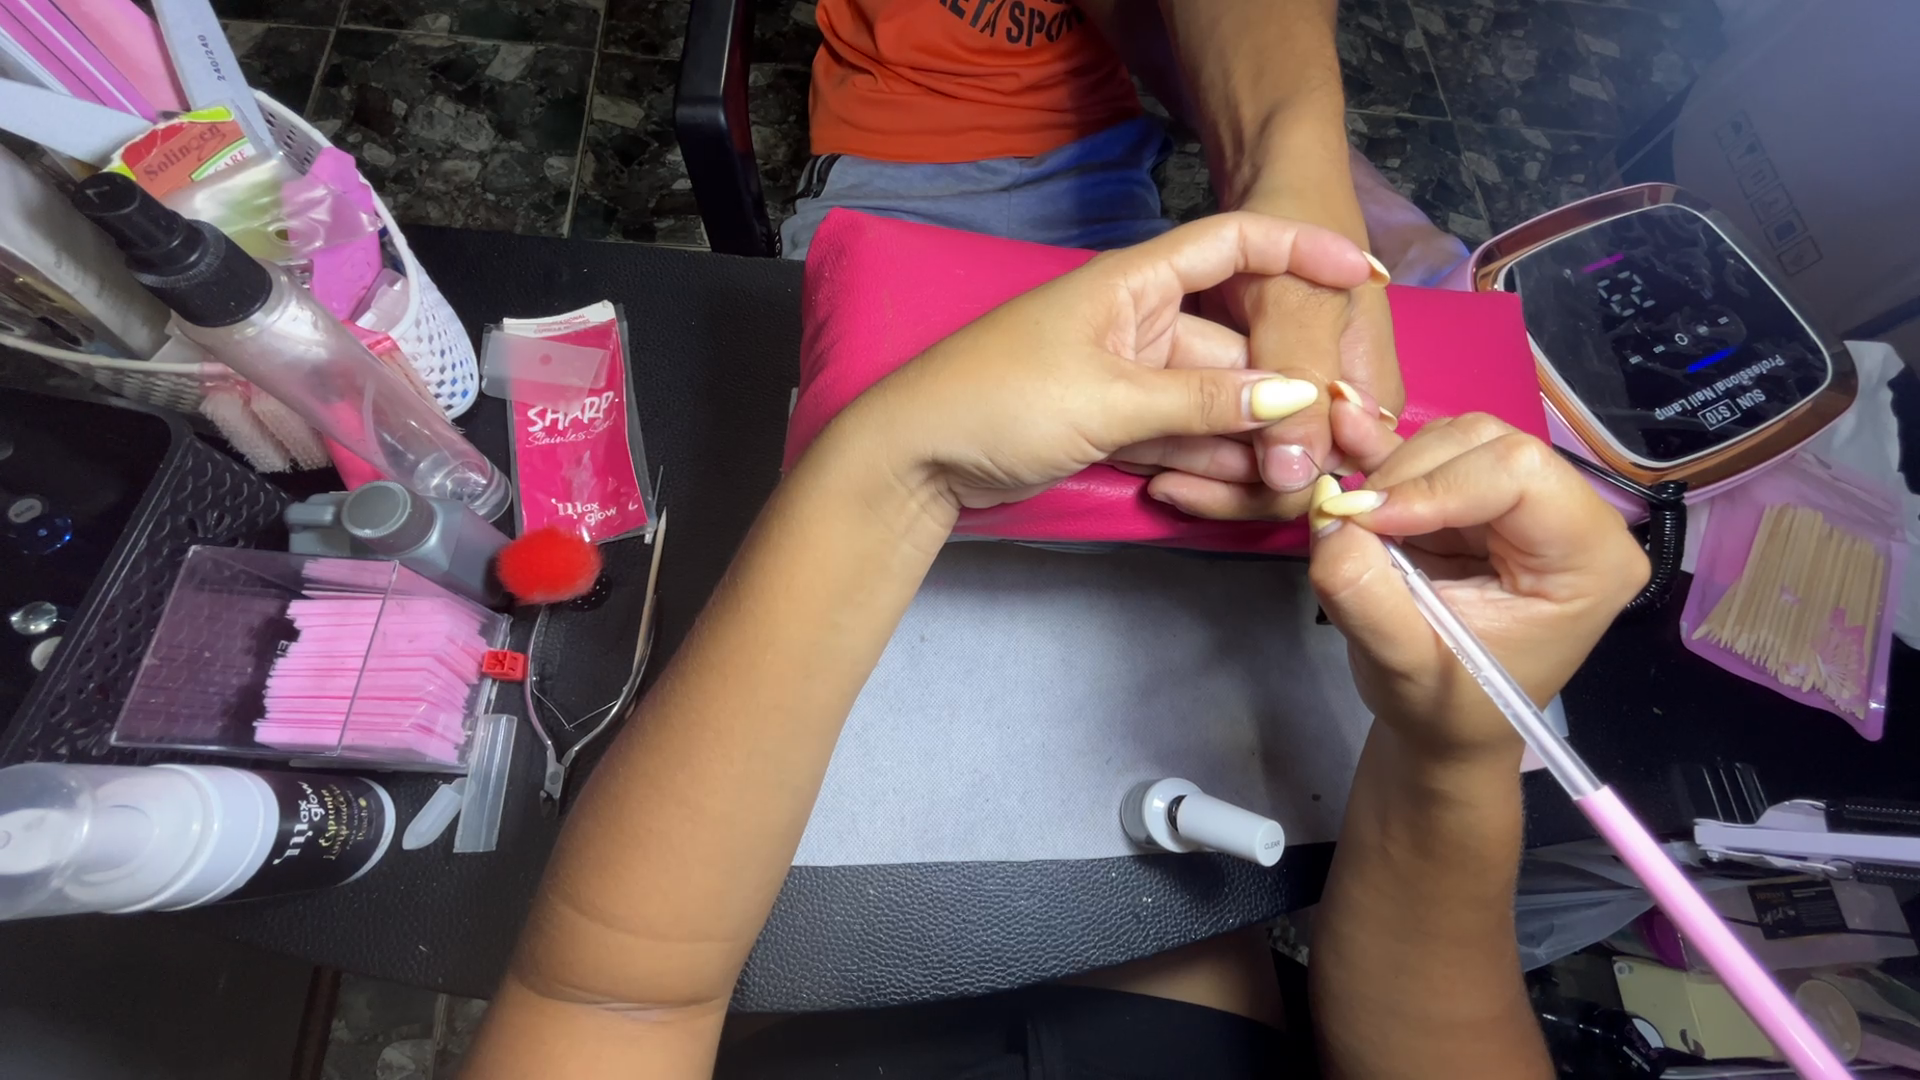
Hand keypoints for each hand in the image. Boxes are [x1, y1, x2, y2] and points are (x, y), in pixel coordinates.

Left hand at [824, 212, 1377, 520]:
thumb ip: (1202, 398)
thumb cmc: (1003, 400)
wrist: (920, 457)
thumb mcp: (1108, 396)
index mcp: (1132, 286)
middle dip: (1275, 397)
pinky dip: (1197, 461)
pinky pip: (1169, 436)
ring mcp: (1123, 380)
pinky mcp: (1108, 427)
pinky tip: (1235, 488)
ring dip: (1242, 441)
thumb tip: (1294, 397)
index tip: (1362, 274)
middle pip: (1228, 350)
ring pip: (1204, 404)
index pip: (1229, 246)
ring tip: (1289, 481)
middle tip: (1331, 446)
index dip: (1297, 252)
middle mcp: (1135, 325)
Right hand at [1305, 405, 1648, 762]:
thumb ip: (1363, 593)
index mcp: (1585, 560)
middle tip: (1352, 526)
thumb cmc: (1445, 706)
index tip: (1362, 523)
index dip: (1431, 486)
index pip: (1518, 472)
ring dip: (1390, 474)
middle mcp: (1568, 517)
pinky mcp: (1477, 501)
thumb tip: (1331, 517)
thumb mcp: (1400, 663)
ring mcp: (1521, 504)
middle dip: (1403, 476)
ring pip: (1451, 441)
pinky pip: (1428, 453)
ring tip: (1360, 527)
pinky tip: (1350, 452)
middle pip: (1483, 443)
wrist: (1446, 721)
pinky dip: (1382, 456)